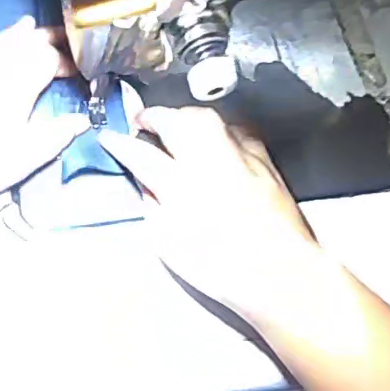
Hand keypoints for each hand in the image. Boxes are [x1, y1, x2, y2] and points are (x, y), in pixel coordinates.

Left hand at [0, 17, 91, 203]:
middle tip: (60, 36)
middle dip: (43, 39)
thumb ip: (58, 134)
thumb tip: (82, 120)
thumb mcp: (29, 155)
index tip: (78, 70)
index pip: (47, 62)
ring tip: (26, 24)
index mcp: (18, 88)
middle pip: (21, 47)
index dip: (65, 61)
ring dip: (9, 35)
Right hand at [98, 106, 335, 327]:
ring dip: (185, 119)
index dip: (120, 143)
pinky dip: (218, 131)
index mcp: (179, 185)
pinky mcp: (265, 160)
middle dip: (155, 116)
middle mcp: (210, 160)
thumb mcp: (168, 243)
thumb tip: (147, 186)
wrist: (280, 273)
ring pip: (208, 119)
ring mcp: (240, 156)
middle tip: (142, 122)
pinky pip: (235, 132)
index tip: (109, 138)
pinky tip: (214, 143)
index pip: (140, 153)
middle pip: (177, 120)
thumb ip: (153, 207)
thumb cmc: (220, 269)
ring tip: (175, 128)